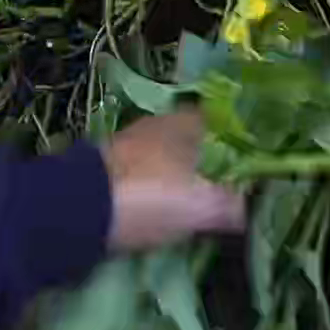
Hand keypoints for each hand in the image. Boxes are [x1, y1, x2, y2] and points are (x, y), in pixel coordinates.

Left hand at [102, 110, 245, 250]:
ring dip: (178, 173)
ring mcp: (133, 139)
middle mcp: (162, 121)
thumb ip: (231, 204)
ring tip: (192, 200)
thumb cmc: (150, 195)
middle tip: (223, 187)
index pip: (221, 122)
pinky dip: (155, 183)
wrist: (80, 206)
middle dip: (206, 160)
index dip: (235, 143)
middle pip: (193, 139)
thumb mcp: (201, 206)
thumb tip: (248, 208)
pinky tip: (159, 203)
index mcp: (187, 121)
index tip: (246, 166)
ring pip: (167, 154)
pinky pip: (146, 170)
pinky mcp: (111, 163)